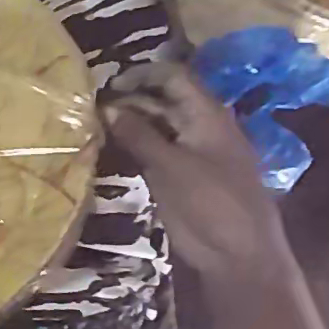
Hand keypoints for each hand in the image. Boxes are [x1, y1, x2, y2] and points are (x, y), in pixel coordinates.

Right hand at [101, 61, 288, 280]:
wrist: (238, 254)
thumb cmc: (211, 204)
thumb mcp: (171, 166)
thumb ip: (138, 135)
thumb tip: (106, 107)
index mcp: (206, 115)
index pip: (173, 77)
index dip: (141, 75)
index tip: (107, 85)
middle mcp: (198, 127)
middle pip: (162, 100)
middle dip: (128, 100)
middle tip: (90, 108)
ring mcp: (189, 152)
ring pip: (155, 126)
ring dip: (126, 124)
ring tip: (92, 125)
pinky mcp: (180, 175)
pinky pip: (153, 151)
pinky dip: (132, 146)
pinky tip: (108, 149)